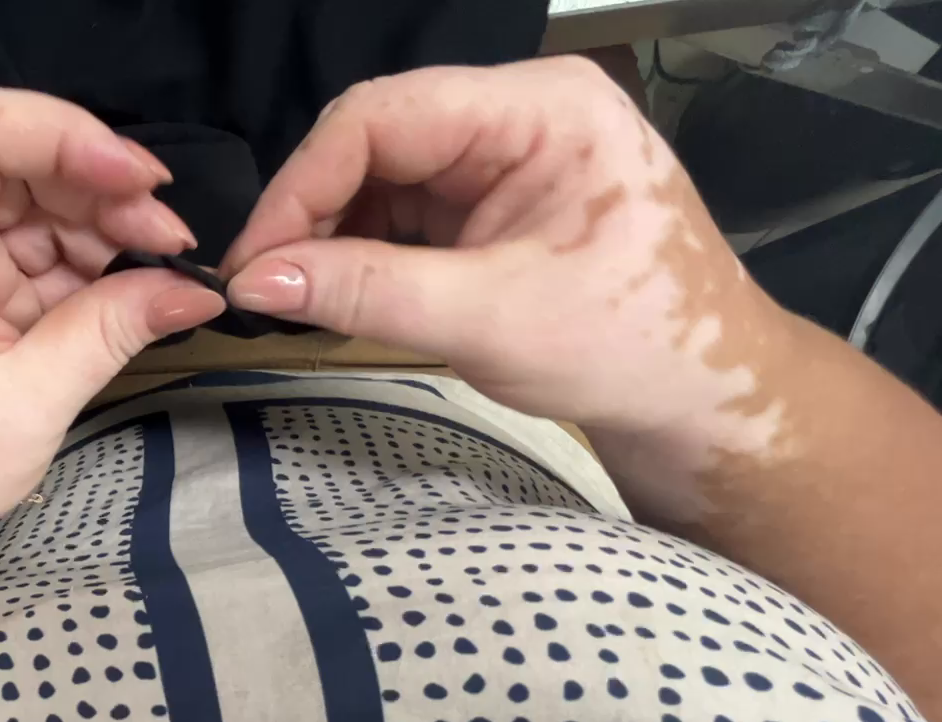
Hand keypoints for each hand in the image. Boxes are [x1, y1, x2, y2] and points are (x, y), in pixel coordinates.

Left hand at [0, 81, 224, 589]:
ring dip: (105, 221)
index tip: (133, 178)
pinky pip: (44, 249)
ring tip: (164, 262)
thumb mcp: (31, 403)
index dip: (56, 132)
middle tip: (168, 235)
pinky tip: (135, 284)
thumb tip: (198, 290)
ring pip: (37, 200)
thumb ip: (110, 332)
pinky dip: (94, 260)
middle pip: (12, 158)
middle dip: (98, 185)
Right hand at [220, 57, 799, 520]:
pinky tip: (333, 292)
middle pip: (370, 143)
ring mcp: (493, 161)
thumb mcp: (484, 319)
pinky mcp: (480, 206)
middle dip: (307, 215)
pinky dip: (353, 256)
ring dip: (324, 239)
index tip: (251, 265)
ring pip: (373, 182)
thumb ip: (364, 293)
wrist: (691, 390)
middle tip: (262, 288)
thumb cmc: (618, 346)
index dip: (299, 188)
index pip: (379, 119)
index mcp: (533, 111)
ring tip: (292, 297)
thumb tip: (252, 282)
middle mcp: (509, 117)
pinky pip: (393, 216)